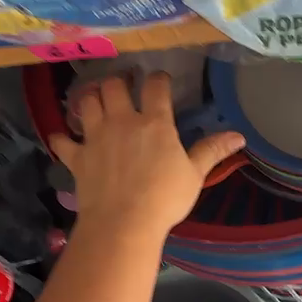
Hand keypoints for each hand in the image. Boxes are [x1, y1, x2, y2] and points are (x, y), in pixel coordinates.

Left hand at [48, 71, 243, 238]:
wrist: (123, 222)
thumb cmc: (165, 198)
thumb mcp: (195, 174)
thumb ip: (212, 150)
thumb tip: (239, 136)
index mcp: (155, 123)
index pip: (155, 87)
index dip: (159, 78)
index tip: (161, 79)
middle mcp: (122, 121)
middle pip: (113, 86)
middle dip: (119, 80)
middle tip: (124, 83)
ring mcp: (95, 137)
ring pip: (86, 102)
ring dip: (90, 97)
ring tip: (97, 100)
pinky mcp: (77, 156)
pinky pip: (62, 139)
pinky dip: (63, 136)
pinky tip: (66, 138)